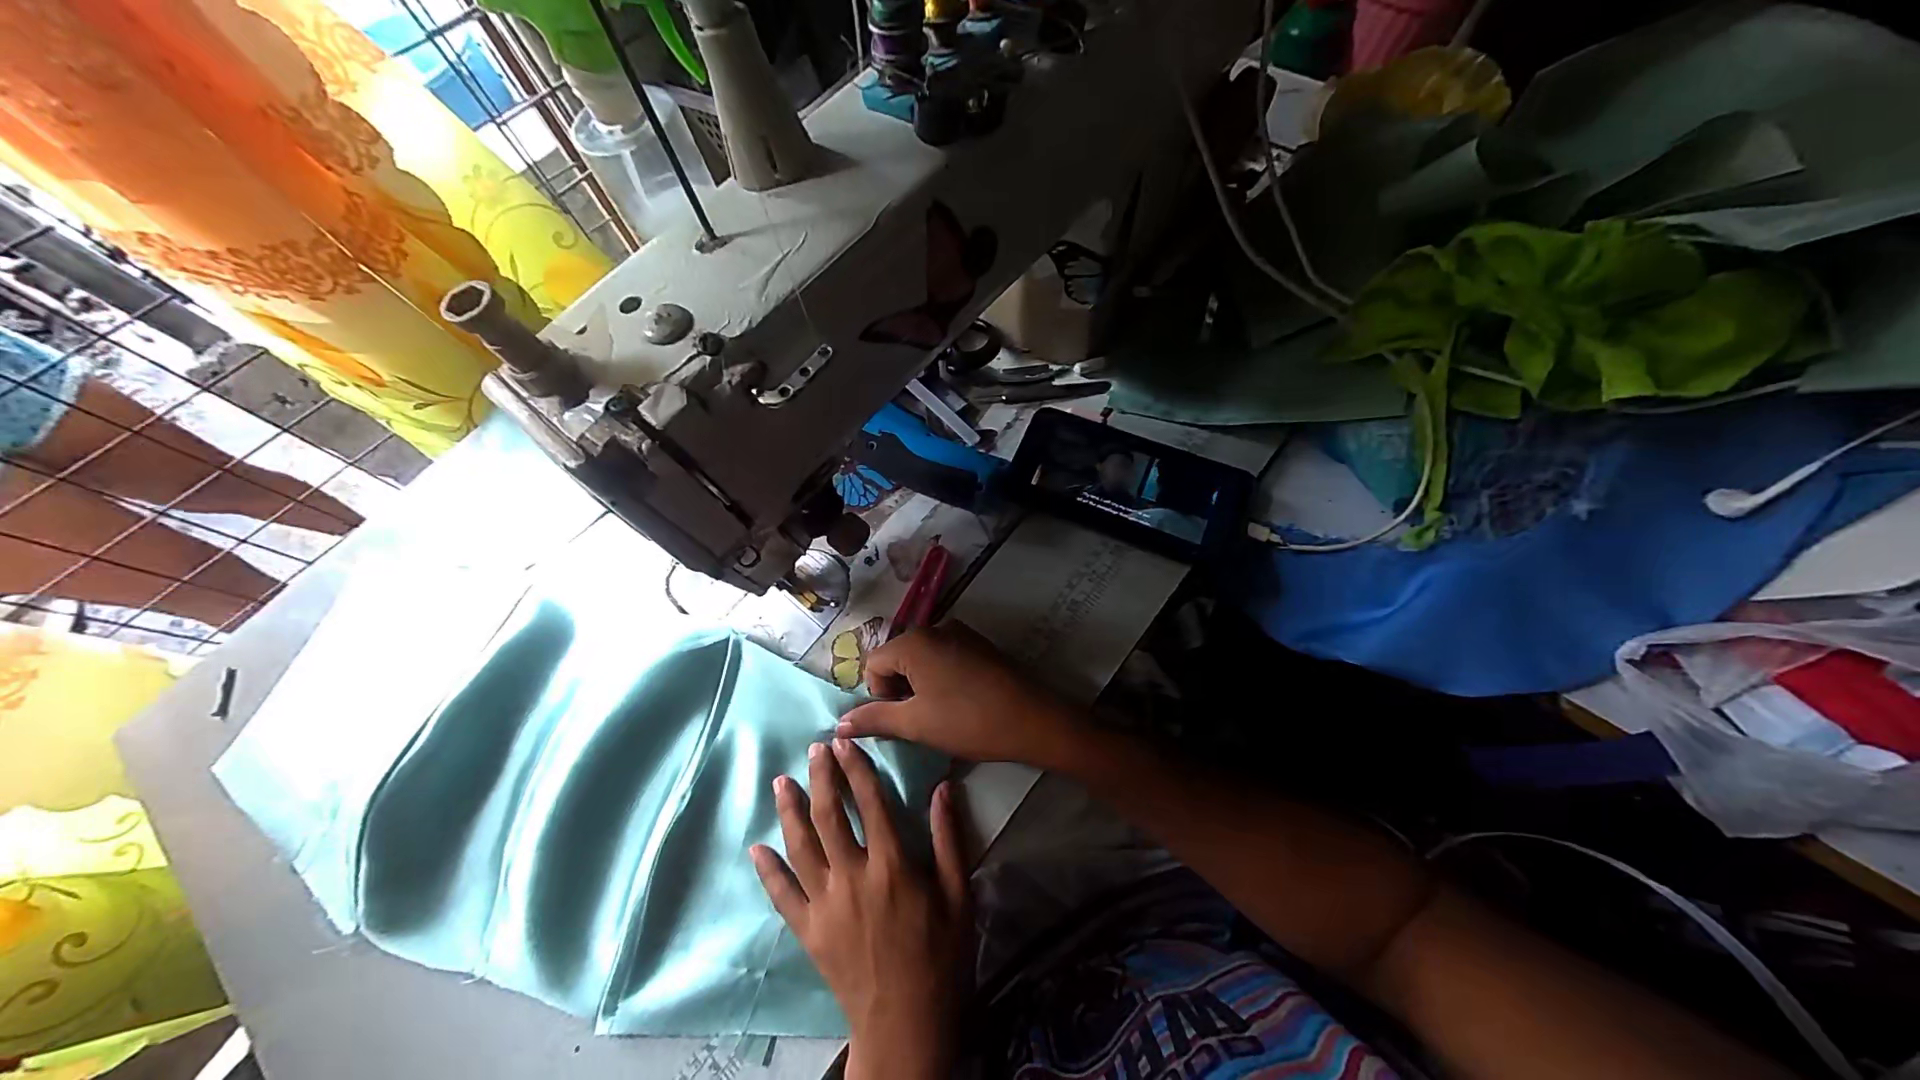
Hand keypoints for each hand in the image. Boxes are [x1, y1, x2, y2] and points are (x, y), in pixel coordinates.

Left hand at [752, 739, 970, 1079]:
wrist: (906, 1022)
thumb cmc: (940, 955)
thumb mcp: (958, 895)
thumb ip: (949, 839)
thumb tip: (943, 789)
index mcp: (892, 865)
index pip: (870, 803)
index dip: (856, 769)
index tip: (844, 743)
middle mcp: (853, 877)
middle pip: (829, 816)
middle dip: (820, 778)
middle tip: (813, 750)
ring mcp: (825, 904)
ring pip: (800, 846)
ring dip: (789, 811)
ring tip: (781, 781)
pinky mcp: (808, 931)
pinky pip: (781, 894)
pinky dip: (767, 869)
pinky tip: (757, 848)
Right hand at [836, 623, 1091, 771]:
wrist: (1034, 720)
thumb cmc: (969, 721)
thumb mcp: (916, 724)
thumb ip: (874, 718)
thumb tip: (839, 723)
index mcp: (913, 641)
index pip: (873, 665)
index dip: (880, 696)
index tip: (904, 719)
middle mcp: (934, 627)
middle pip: (896, 658)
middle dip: (900, 689)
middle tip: (920, 719)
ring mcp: (961, 632)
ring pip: (922, 659)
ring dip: (921, 685)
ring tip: (941, 713)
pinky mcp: (980, 643)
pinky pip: (945, 657)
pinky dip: (942, 678)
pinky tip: (960, 702)